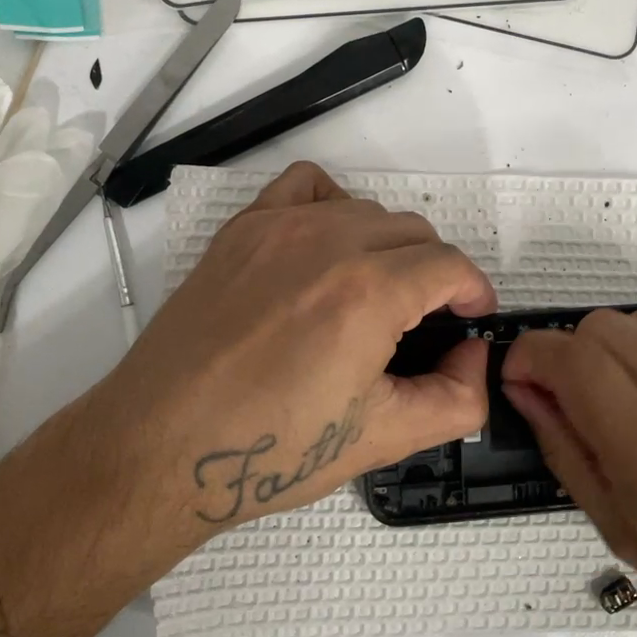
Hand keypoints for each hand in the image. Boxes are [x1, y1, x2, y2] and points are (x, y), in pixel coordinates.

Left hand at [82, 162, 496, 543]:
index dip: (473, 294)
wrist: (163, 444)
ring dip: (387, 245)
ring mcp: (278, 227)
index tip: (468, 321)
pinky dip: (331, 206)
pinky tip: (325, 250)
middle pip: (414, 231)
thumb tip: (473, 355)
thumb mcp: (383, 438)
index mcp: (367, 291)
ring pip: (365, 209)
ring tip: (372, 295)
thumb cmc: (271, 449)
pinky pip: (305, 187)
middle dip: (434, 273)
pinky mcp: (241, 230)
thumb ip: (457, 397)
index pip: (450, 265)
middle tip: (422, 323)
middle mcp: (326, 241)